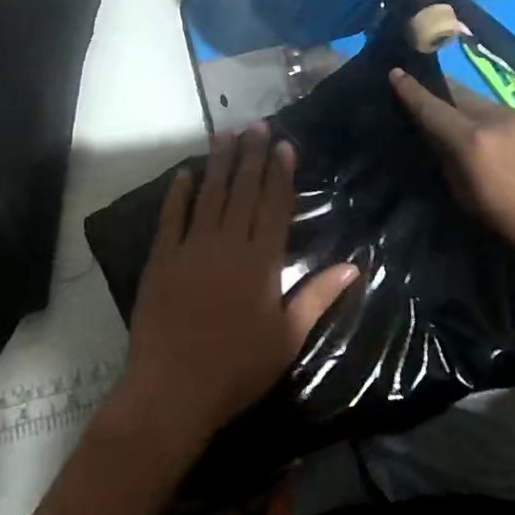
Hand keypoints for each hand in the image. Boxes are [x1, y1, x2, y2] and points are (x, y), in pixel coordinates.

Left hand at [116, 125, 358, 442]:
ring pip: (209, 195)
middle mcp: (226, 244)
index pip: (274, 205)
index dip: (280, 173)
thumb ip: (318, 295)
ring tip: (226, 133)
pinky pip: (170, 218)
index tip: (284, 145)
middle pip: (242, 191)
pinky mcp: (160, 260)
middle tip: (258, 124)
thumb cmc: (238, 367)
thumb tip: (353, 266)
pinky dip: (178, 193)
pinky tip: (185, 173)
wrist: (172, 391)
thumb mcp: (288, 336)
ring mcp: (190, 249)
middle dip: (252, 155)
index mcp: (261, 261)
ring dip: (219, 163)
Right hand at [389, 68, 514, 279]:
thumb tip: (441, 140)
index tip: (397, 73)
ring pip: (503, 111)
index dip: (412, 92)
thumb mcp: (474, 204)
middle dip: (454, 102)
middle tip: (448, 108)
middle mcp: (502, 118)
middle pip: (466, 99)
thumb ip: (452, 165)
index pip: (433, 110)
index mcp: (474, 143)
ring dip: (499, 125)